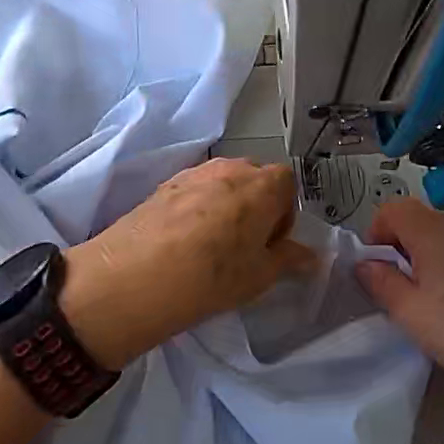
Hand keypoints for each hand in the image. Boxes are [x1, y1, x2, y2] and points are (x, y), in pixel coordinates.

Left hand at [62, 158, 313, 369]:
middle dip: (255, 205)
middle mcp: (228, 168)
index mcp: (261, 184)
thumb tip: (308, 255)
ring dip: (224, 205)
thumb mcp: (259, 276)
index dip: (284, 214)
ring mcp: (191, 173)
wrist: (136, 274)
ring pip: (220, 182)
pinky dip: (195, 207)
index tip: (270, 244)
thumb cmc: (212, 275)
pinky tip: (182, 239)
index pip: (288, 183)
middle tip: (243, 245)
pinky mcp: (161, 184)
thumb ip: (288, 259)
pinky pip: (191, 190)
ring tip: (210, 244)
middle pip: (253, 178)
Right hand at [353, 199, 443, 422]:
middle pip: (420, 221)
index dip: (376, 234)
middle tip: (403, 290)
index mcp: (434, 230)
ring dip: (432, 259)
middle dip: (403, 248)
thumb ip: (379, 281)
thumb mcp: (408, 312)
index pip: (391, 210)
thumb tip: (367, 264)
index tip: (378, 268)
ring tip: (437, 301)